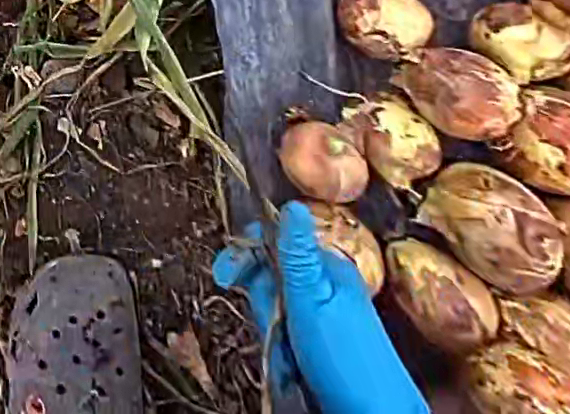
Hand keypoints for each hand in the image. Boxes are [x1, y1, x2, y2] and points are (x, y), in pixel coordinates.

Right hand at [213, 201, 427, 413]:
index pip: (273, 239)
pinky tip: (290, 366)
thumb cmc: (345, 359)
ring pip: (274, 305)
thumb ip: (297, 253)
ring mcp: (321, 314)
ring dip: (270, 328)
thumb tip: (291, 203)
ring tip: (285, 355)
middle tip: (273, 329)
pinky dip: (280, 347)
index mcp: (326, 265)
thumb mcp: (313, 299)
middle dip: (262, 302)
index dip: (245, 253)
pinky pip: (284, 331)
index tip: (224, 276)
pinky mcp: (317, 342)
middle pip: (270, 274)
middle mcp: (323, 284)